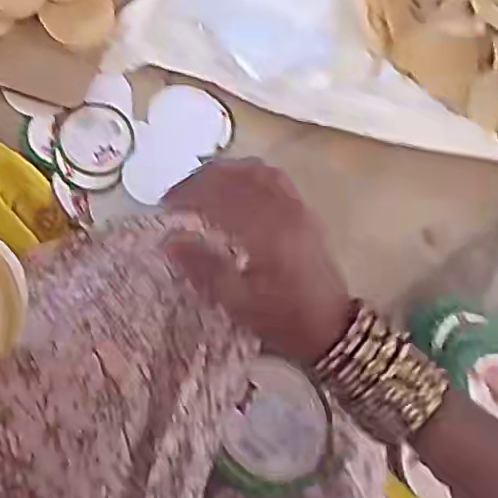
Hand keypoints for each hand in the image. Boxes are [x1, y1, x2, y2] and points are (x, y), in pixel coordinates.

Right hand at [162, 159, 355, 364]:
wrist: (332, 326)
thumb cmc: (283, 319)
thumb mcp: (238, 303)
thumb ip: (204, 268)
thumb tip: (170, 241)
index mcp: (266, 231)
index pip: (220, 196)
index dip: (188, 194)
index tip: (165, 206)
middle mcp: (283, 210)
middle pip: (236, 177)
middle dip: (201, 180)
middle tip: (176, 196)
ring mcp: (297, 206)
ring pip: (255, 171)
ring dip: (224, 173)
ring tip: (200, 187)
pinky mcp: (304, 210)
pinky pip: (273, 177)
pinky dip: (247, 174)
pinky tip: (235, 187)